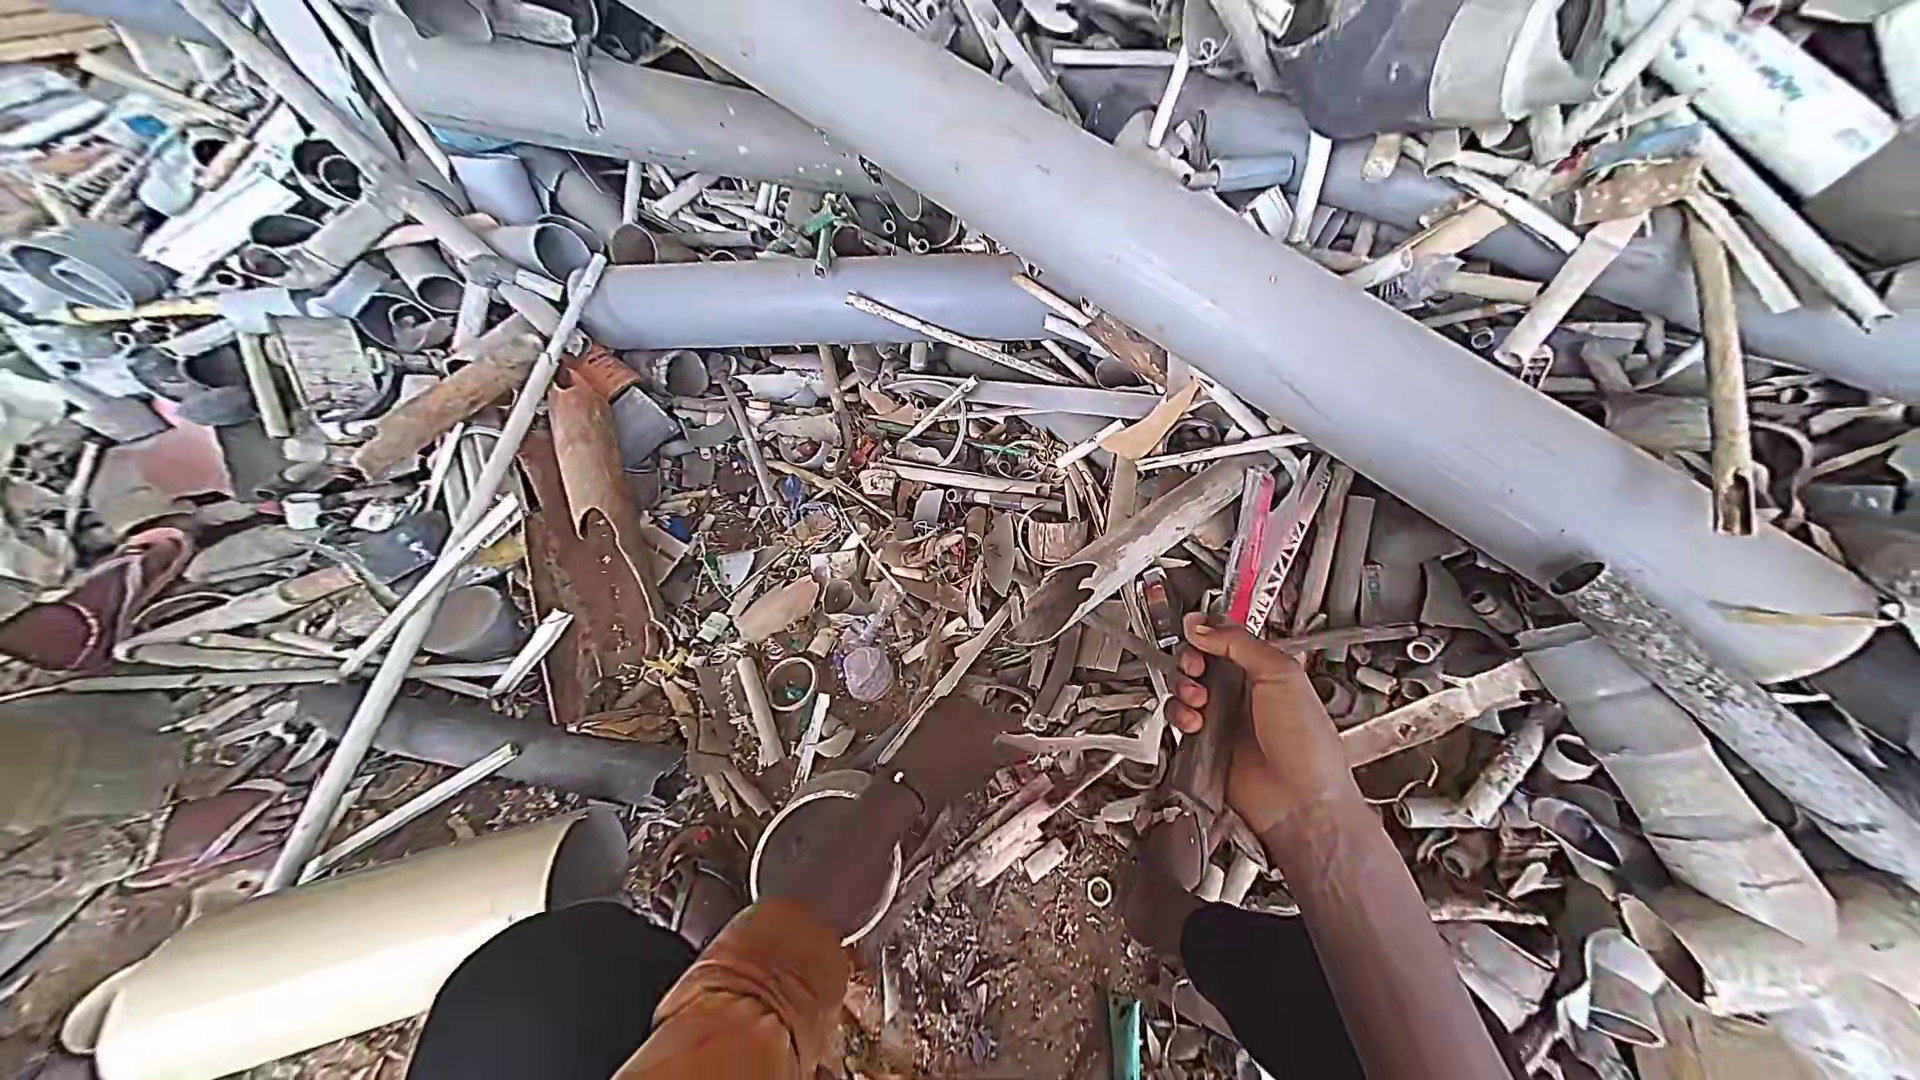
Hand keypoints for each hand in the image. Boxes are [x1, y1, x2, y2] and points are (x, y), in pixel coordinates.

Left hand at [889, 697, 1021, 809]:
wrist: (910, 782)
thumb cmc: (947, 778)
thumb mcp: (986, 769)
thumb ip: (1008, 753)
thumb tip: (1021, 748)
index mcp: (983, 718)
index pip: (1012, 720)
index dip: (1021, 730)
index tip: (1027, 736)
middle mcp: (964, 706)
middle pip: (989, 713)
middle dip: (996, 727)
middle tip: (1000, 745)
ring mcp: (945, 707)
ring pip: (970, 712)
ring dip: (976, 725)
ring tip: (976, 748)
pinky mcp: (930, 714)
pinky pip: (952, 715)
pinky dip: (959, 725)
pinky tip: (958, 745)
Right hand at [1168, 614, 1362, 836]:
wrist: (1299, 802)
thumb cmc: (1307, 745)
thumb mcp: (1281, 675)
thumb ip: (1238, 643)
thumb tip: (1200, 625)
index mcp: (1263, 669)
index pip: (1225, 638)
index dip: (1206, 633)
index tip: (1195, 632)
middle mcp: (1240, 690)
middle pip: (1198, 659)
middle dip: (1190, 660)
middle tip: (1196, 667)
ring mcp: (1221, 715)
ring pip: (1183, 686)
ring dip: (1184, 688)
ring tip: (1199, 700)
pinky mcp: (1204, 739)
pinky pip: (1178, 716)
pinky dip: (1180, 715)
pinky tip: (1195, 722)